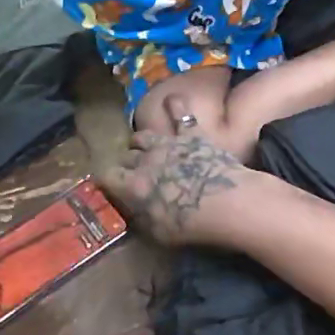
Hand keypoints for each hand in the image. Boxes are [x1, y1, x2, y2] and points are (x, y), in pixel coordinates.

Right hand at [100, 99, 260, 246]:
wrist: (230, 203)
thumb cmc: (193, 225)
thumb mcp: (160, 234)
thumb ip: (142, 221)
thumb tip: (134, 215)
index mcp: (134, 186)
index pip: (108, 176)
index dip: (105, 181)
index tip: (107, 186)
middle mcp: (145, 161)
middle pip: (125, 156)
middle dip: (124, 164)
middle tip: (129, 172)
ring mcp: (168, 145)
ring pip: (144, 135)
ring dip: (140, 142)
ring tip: (141, 146)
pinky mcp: (192, 136)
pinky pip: (181, 116)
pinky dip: (175, 107)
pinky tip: (172, 99)